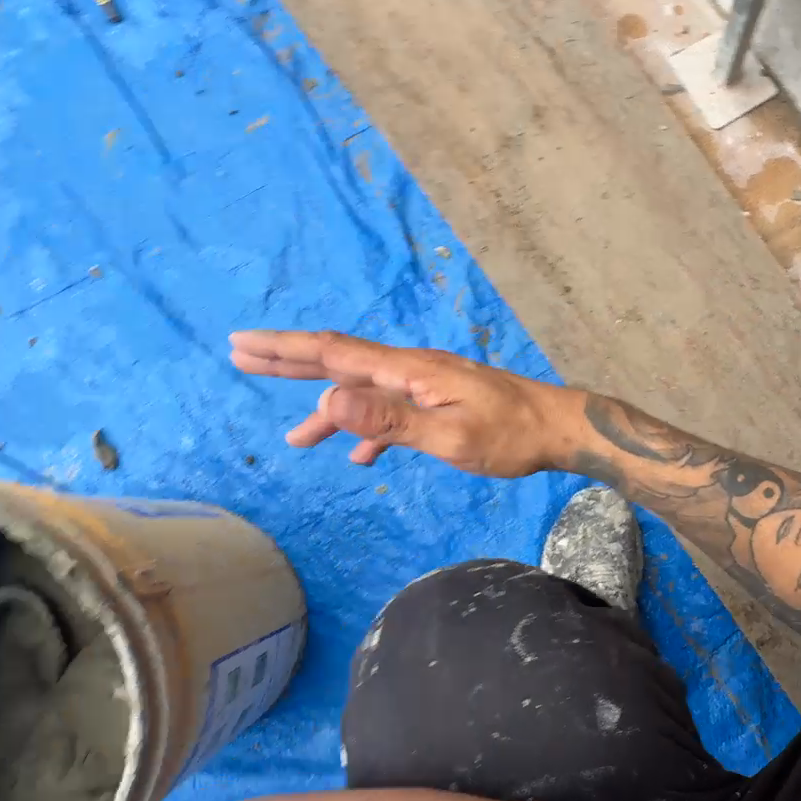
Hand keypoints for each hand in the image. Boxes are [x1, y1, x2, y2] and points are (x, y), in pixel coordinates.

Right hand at [229, 330, 582, 476]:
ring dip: (330, 413)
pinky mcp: (444, 403)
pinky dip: (371, 432)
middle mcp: (415, 370)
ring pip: (367, 394)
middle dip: (292, 363)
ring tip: (295, 439)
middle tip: (241, 357)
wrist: (560, 430)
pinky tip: (361, 457)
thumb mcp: (448, 436)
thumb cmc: (510, 436)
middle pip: (343, 362)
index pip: (336, 353)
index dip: (286, 349)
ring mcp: (430, 386)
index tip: (241, 343)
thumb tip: (327, 401)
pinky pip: (395, 413)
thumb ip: (389, 421)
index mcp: (411, 371)